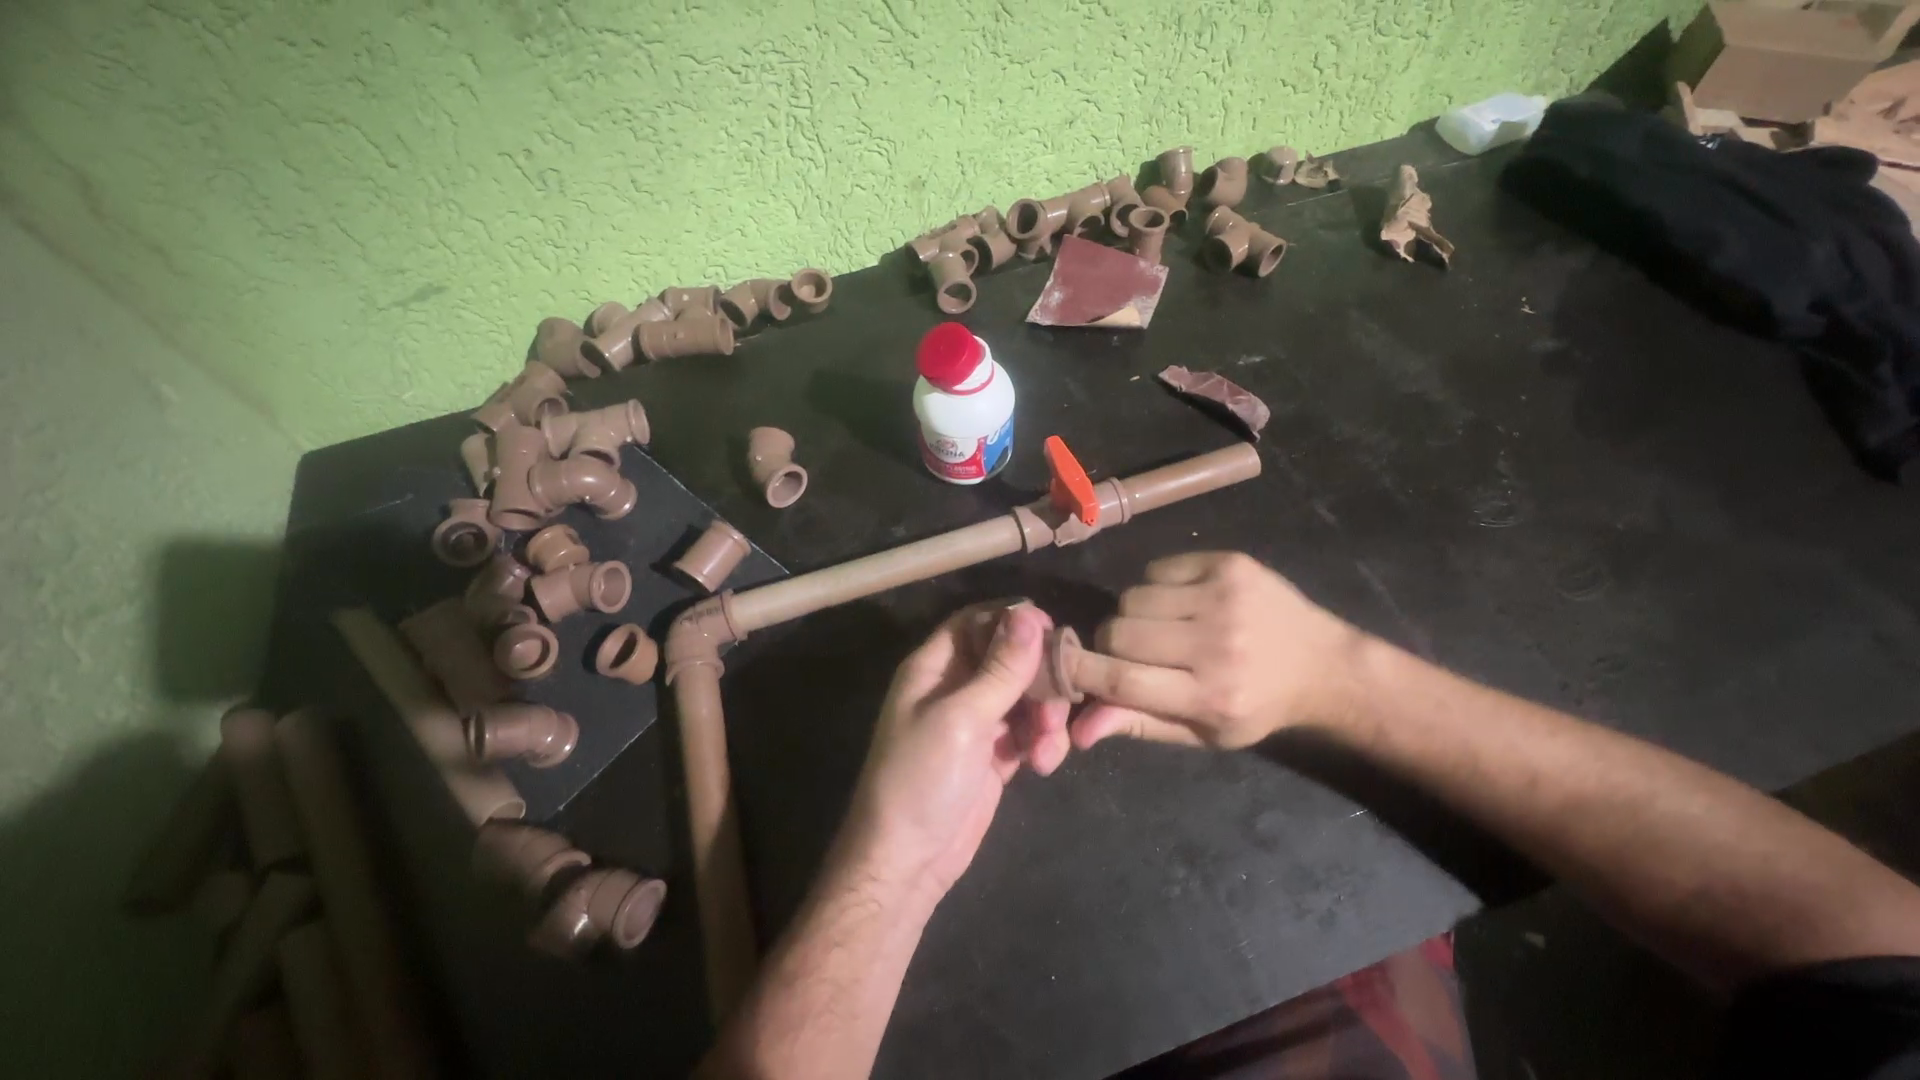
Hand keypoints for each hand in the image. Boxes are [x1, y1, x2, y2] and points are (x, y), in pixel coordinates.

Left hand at [836, 602, 1071, 898]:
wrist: (907, 861)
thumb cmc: (921, 778)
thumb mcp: (962, 718)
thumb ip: (1000, 668)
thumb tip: (1029, 612)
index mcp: (934, 667)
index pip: (976, 621)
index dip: (1014, 621)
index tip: (1052, 634)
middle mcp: (955, 688)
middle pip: (1009, 658)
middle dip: (1039, 677)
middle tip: (1061, 701)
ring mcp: (976, 723)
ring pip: (1026, 696)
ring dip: (1046, 715)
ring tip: (1047, 748)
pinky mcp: (994, 756)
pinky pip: (1029, 732)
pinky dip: (1042, 742)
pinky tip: (1043, 765)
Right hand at [1071, 552, 1364, 749]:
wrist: (1325, 664)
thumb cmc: (1256, 707)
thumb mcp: (1201, 733)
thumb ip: (1138, 724)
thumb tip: (1077, 731)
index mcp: (1211, 696)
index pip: (1123, 682)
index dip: (1081, 672)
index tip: (1059, 666)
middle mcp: (1218, 644)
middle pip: (1119, 633)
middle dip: (1112, 643)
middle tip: (1134, 652)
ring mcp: (1224, 597)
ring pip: (1133, 597)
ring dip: (1135, 614)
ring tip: (1164, 627)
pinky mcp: (1229, 564)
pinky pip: (1157, 569)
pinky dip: (1158, 587)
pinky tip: (1184, 603)